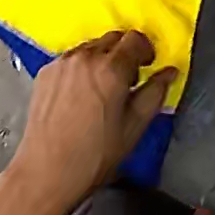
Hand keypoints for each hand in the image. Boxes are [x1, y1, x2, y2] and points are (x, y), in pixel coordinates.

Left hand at [7, 31, 175, 211]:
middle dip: (125, 53)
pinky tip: (81, 92)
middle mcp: (86, 58)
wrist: (45, 175)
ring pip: (92, 47)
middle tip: (128, 78)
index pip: (136, 39)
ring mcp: (62, 64)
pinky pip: (72, 58)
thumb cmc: (95, 154)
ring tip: (103, 87)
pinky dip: (82, 67)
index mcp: (111, 68)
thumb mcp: (135, 125)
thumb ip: (156, 92)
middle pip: (114, 38)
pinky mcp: (45, 73)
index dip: (146, 50)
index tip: (147, 65)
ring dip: (103, 58)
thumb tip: (169, 72)